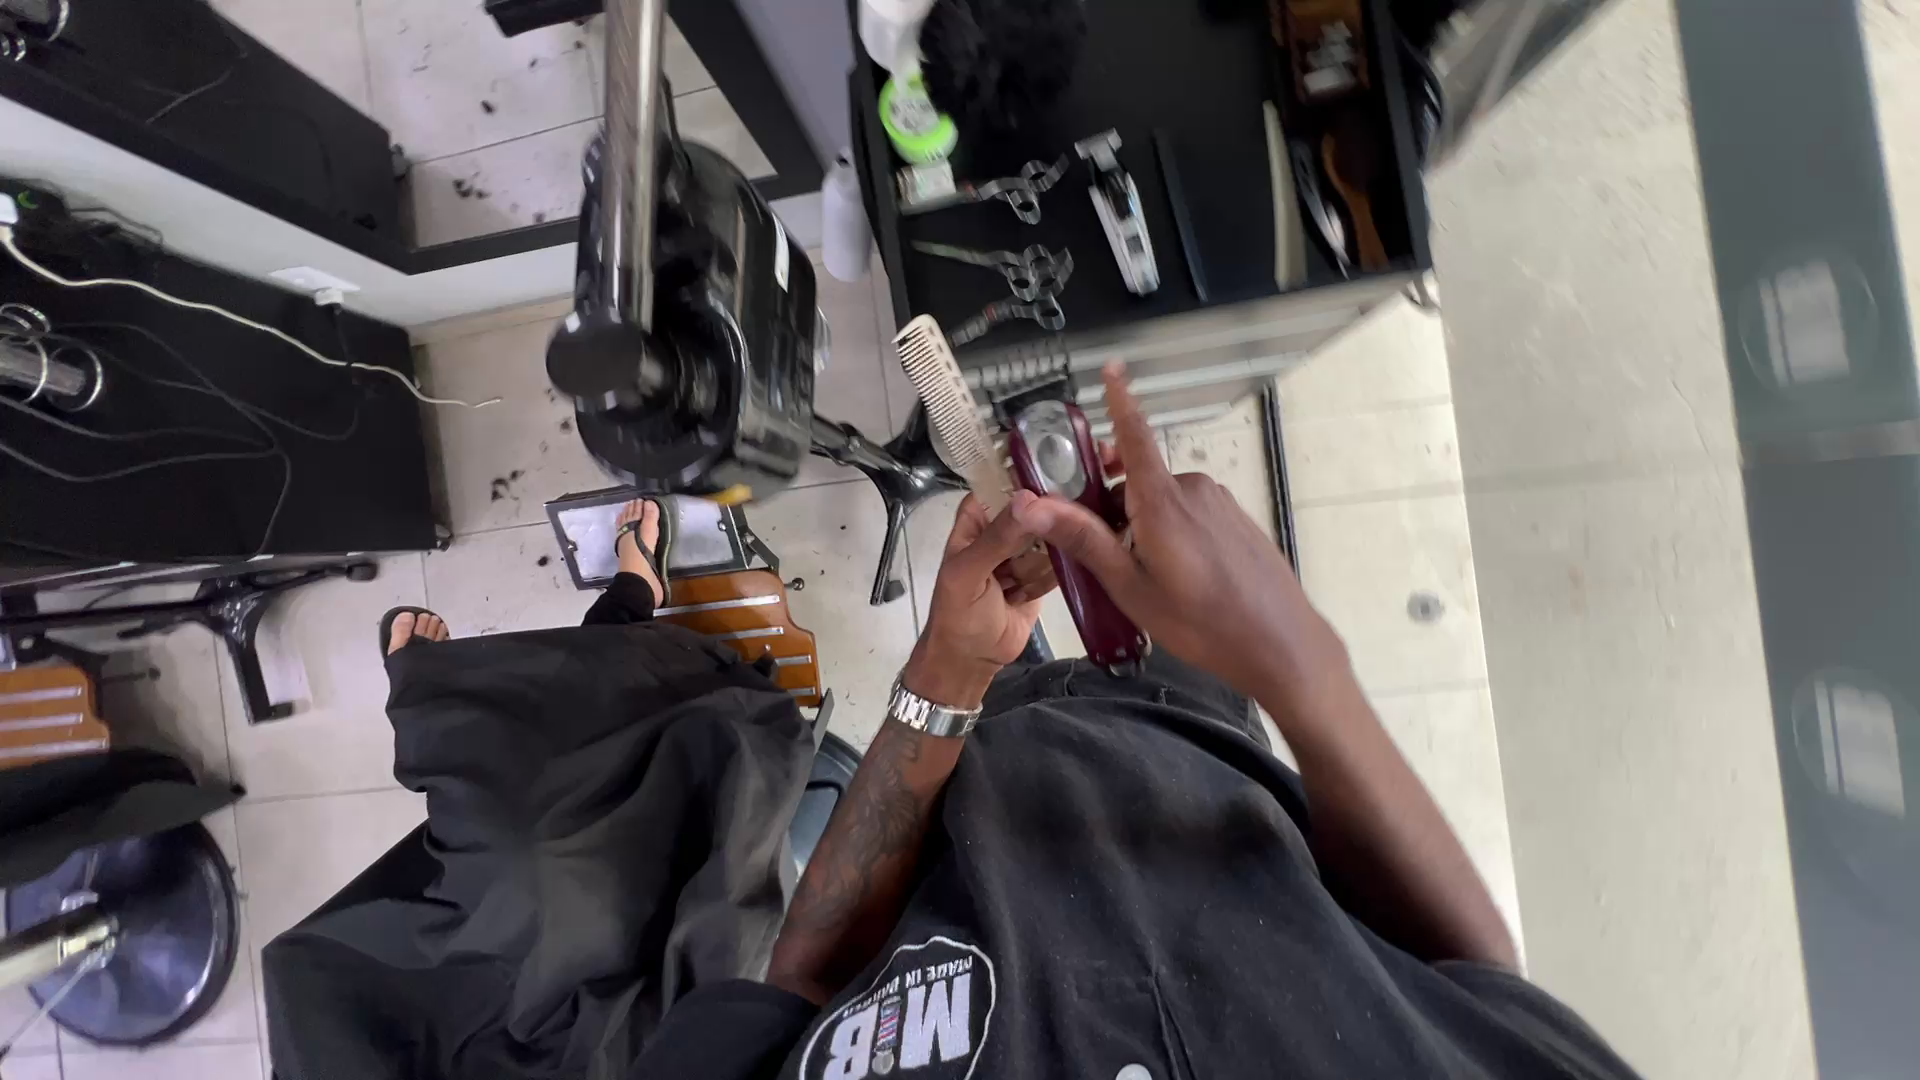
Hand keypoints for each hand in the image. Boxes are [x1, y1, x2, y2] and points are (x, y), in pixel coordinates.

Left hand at [902, 493, 1056, 708]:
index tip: (1057, 479)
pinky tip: (1024, 596)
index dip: (1027, 479)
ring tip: (1013, 587)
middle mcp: (1002, 528)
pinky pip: (1059, 565)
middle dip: (1041, 529)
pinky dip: (1047, 580)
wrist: (971, 661)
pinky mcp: (1043, 575)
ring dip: (1038, 565)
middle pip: (1036, 509)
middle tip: (1036, 548)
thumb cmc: (958, 615)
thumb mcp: (968, 575)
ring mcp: (1024, 552)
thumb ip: (996, 539)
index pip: (1003, 483)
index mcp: (976, 519)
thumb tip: (1028, 499)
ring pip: (1052, 538)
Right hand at [1010, 363, 1347, 703]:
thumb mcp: (1130, 585)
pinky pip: (1190, 514)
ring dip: (1142, 524)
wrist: (1280, 645)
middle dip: (1113, 504)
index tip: (1112, 368)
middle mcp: (1193, 489)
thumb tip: (1030, 504)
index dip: (1120, 400)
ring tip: (1142, 576)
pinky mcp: (1237, 521)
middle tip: (1101, 552)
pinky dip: (1170, 532)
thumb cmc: (1200, 620)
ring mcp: (1220, 504)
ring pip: (1163, 501)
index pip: (1135, 436)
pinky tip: (1178, 575)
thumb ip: (1082, 538)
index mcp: (1162, 500)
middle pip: (1138, 479)